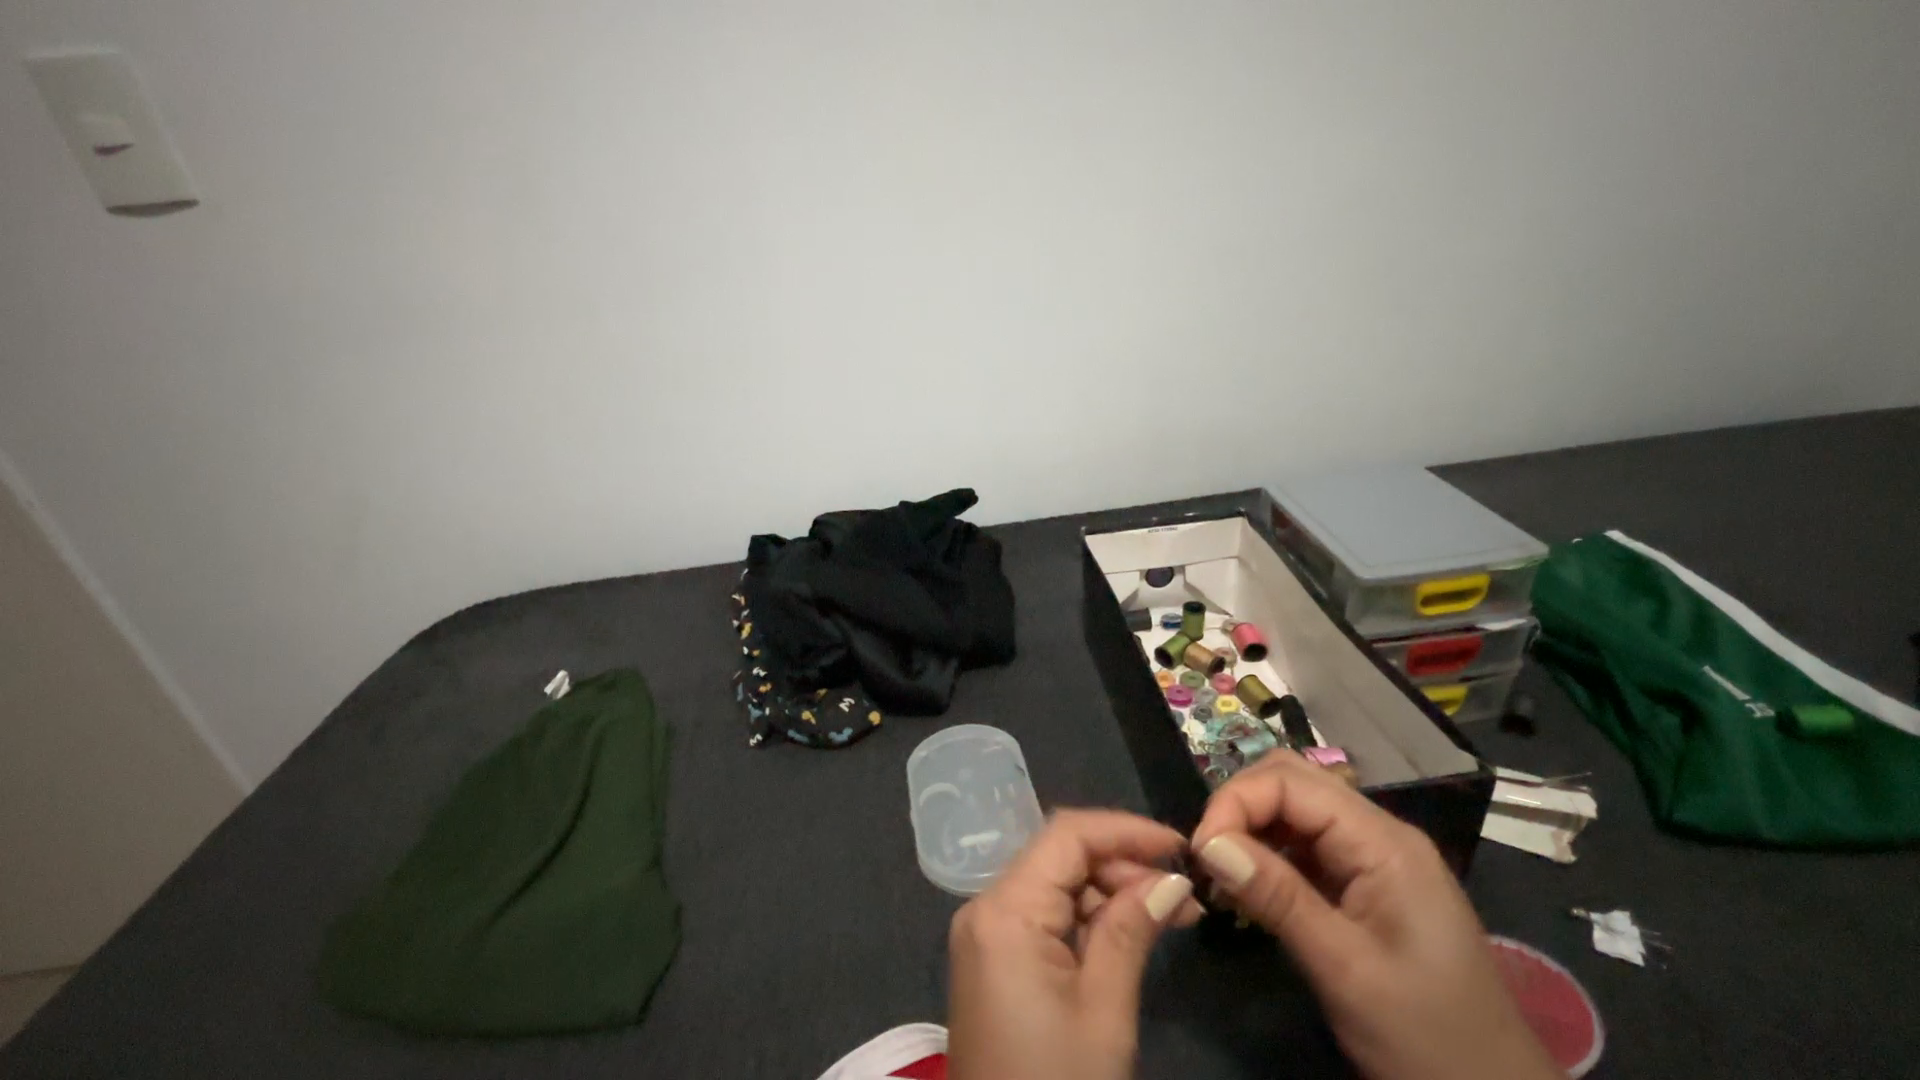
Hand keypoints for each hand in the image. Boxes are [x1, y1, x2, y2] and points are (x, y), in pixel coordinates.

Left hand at [947, 810, 1202, 1079]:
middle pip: (1059, 857)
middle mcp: (985, 909)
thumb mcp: (1103, 1007)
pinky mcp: (994, 960)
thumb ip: (1131, 929)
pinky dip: (1087, 918)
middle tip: (1184, 895)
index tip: (1181, 846)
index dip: (1125, 830)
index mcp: (1004, 911)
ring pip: (1055, 885)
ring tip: (1171, 914)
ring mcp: (986, 936)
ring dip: (1110, 891)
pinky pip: (1044, 917)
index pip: (1066, 835)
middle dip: (1123, 864)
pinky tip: (1131, 932)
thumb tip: (1171, 880)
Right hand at [1191, 752, 1558, 1079]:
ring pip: (1295, 810)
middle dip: (1238, 807)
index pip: (1291, 782)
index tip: (1199, 852)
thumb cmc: (1425, 1034)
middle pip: (1292, 781)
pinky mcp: (1364, 884)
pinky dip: (1266, 855)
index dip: (1235, 802)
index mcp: (1383, 842)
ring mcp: (1373, 858)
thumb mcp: (1344, 968)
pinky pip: (1304, 846)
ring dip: (1249, 830)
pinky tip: (1247, 891)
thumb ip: (1277, 897)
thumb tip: (1207, 844)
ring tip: (1219, 877)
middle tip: (1206, 859)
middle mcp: (1378, 834)